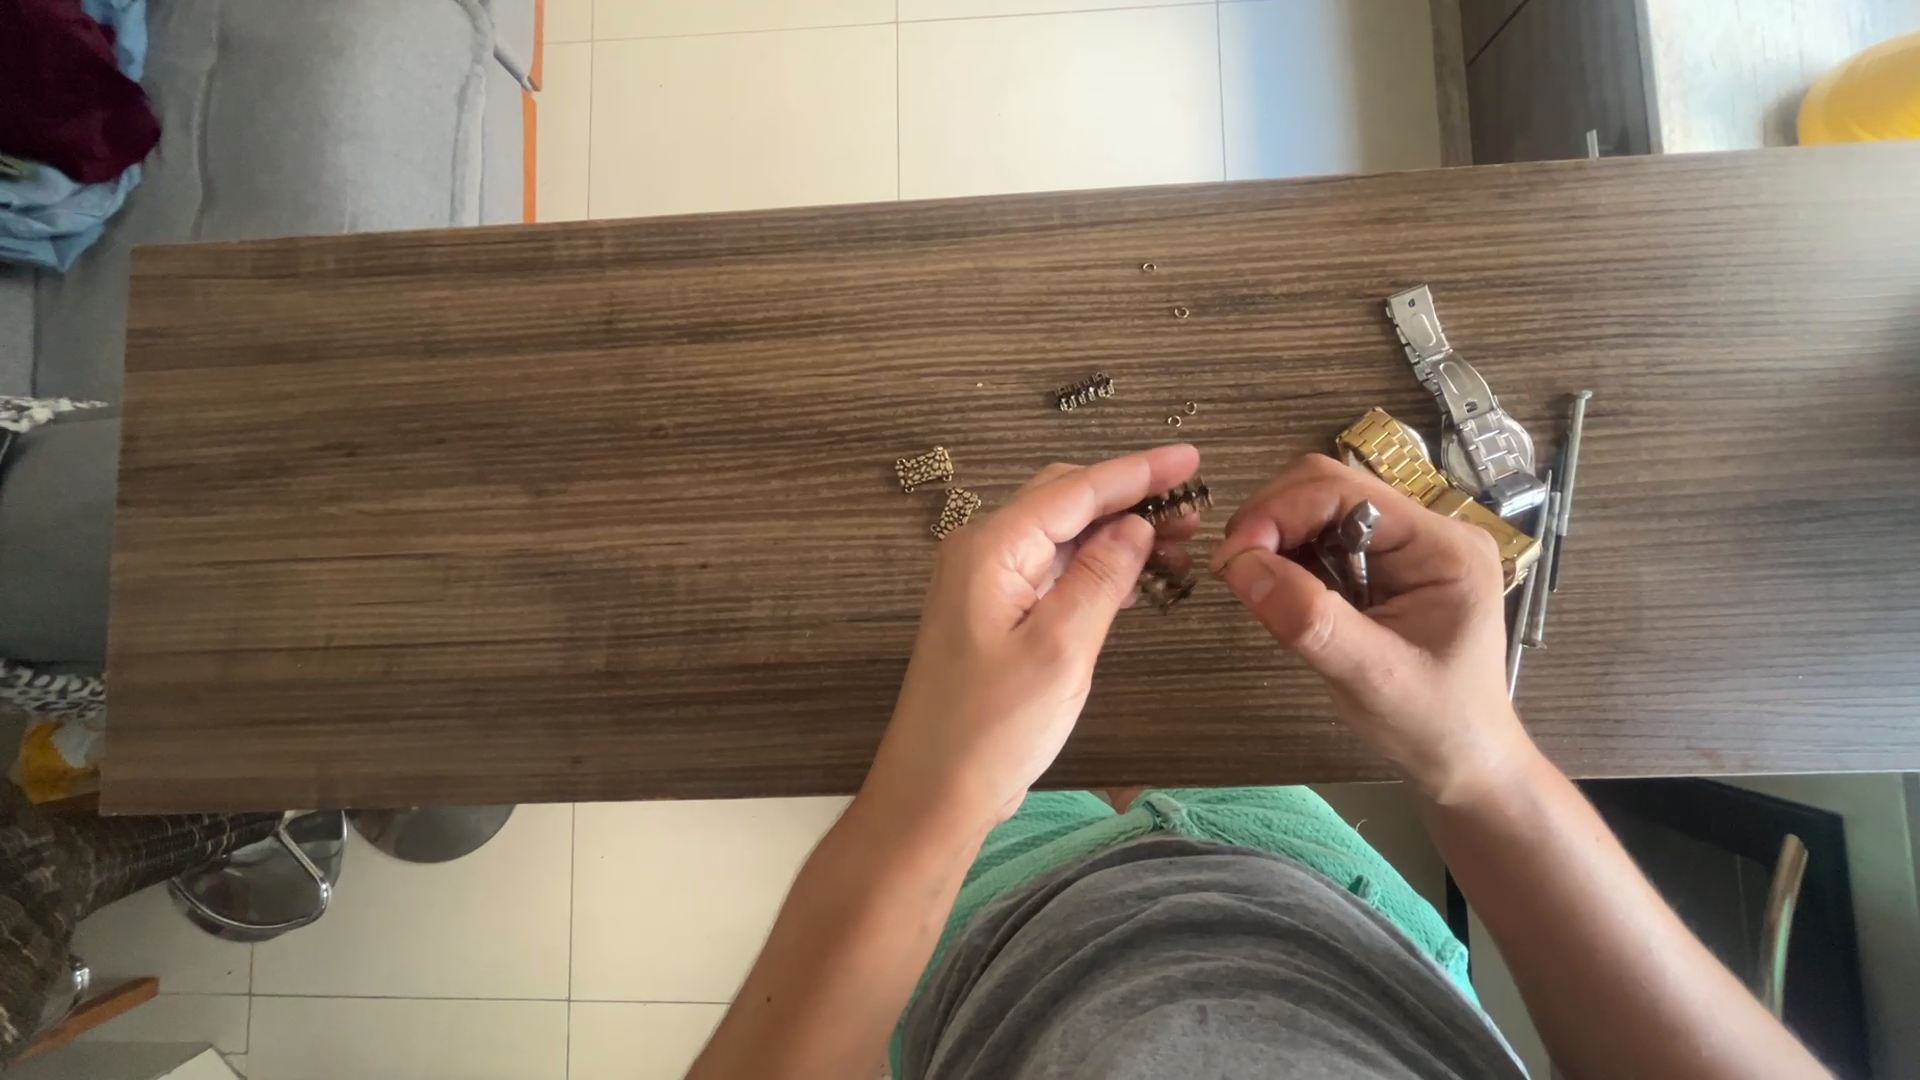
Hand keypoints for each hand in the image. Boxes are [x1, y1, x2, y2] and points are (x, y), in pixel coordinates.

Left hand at [864, 445, 1202, 832]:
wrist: (934, 789)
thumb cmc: (993, 727)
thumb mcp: (1061, 648)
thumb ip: (1102, 577)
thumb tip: (1136, 525)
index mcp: (991, 547)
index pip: (1075, 489)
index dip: (1137, 471)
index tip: (1191, 457)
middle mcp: (983, 551)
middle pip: (1065, 501)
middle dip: (1128, 499)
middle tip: (1192, 511)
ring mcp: (986, 581)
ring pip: (1061, 536)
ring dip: (1115, 534)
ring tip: (1178, 545)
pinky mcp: (994, 611)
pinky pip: (1051, 570)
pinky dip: (1094, 567)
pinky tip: (1136, 578)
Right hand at [1209, 454, 1533, 802]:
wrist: (1461, 758)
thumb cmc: (1430, 721)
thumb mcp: (1369, 677)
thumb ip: (1308, 619)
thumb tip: (1237, 567)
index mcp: (1442, 546)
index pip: (1343, 492)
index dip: (1277, 514)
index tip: (1230, 561)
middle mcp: (1423, 529)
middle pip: (1324, 486)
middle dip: (1269, 519)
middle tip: (1234, 570)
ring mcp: (1399, 542)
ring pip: (1313, 505)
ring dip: (1271, 536)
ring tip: (1254, 583)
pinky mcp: (1376, 560)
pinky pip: (1314, 534)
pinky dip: (1281, 553)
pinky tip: (1277, 588)